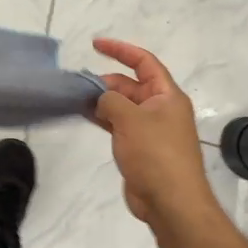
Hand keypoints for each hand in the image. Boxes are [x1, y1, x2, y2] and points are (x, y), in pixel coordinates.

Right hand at [91, 38, 219, 226]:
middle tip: (78, 84)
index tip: (94, 45)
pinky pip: (119, 124)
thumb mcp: (130, 119)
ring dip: (101, 100)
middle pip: (131, 85)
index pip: (144, 62)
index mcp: (167, 96)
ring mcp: (151, 130)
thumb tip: (100, 99)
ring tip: (76, 98)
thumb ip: (110, 100)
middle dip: (105, 81)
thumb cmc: (155, 154)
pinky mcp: (141, 148)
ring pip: (123, 105)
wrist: (171, 203)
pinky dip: (103, 118)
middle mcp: (161, 109)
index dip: (121, 50)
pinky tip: (85, 116)